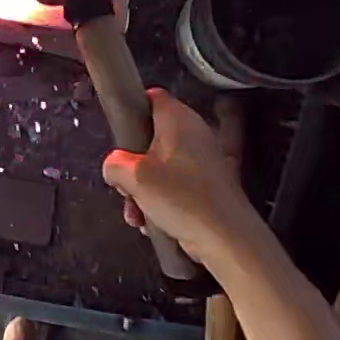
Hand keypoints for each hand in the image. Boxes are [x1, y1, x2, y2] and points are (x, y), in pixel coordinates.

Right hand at [101, 89, 262, 265]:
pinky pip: (168, 186)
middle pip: (147, 138)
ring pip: (154, 166)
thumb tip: (114, 167)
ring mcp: (200, 161)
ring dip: (139, 189)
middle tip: (126, 182)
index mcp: (179, 122)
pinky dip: (155, 201)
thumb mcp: (133, 177)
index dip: (131, 111)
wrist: (226, 241)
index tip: (119, 133)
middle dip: (129, 164)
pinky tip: (152, 220)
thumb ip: (113, 164)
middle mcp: (193, 135)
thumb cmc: (185, 201)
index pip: (151, 98)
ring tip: (138, 210)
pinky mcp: (203, 185)